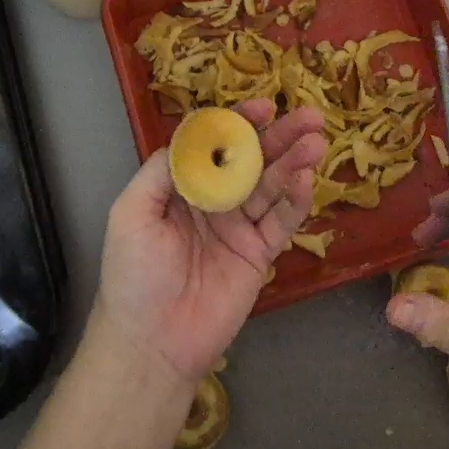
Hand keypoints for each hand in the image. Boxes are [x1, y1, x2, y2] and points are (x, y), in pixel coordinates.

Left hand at [90, 99, 327, 383]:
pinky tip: (307, 180)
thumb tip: (192, 134)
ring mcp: (238, 227)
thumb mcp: (132, 213)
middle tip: (311, 117)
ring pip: (272, 186)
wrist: (151, 343)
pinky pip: (281, 222)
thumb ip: (162, 171)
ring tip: (317, 142)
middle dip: (280, 136)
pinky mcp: (259, 255)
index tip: (264, 105)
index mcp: (181, 186)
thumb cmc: (134, 276)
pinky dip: (296, 201)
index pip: (215, 144)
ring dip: (295, 162)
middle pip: (252, 160)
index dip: (239, 122)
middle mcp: (213, 200)